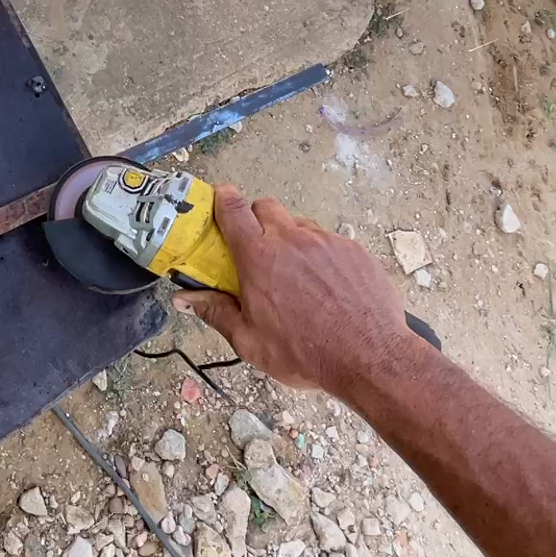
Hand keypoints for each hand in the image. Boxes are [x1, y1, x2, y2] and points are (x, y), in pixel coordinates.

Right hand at [173, 186, 426, 399]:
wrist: (372, 358)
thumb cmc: (306, 353)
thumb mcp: (250, 341)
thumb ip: (215, 312)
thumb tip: (183, 298)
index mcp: (258, 257)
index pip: (233, 208)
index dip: (223, 198)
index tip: (220, 198)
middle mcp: (290, 239)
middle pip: (265, 207)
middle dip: (257, 219)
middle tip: (258, 248)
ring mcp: (325, 241)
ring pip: (298, 225)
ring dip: (290, 239)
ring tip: (297, 274)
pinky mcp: (352, 250)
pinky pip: (328, 241)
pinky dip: (321, 256)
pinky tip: (327, 286)